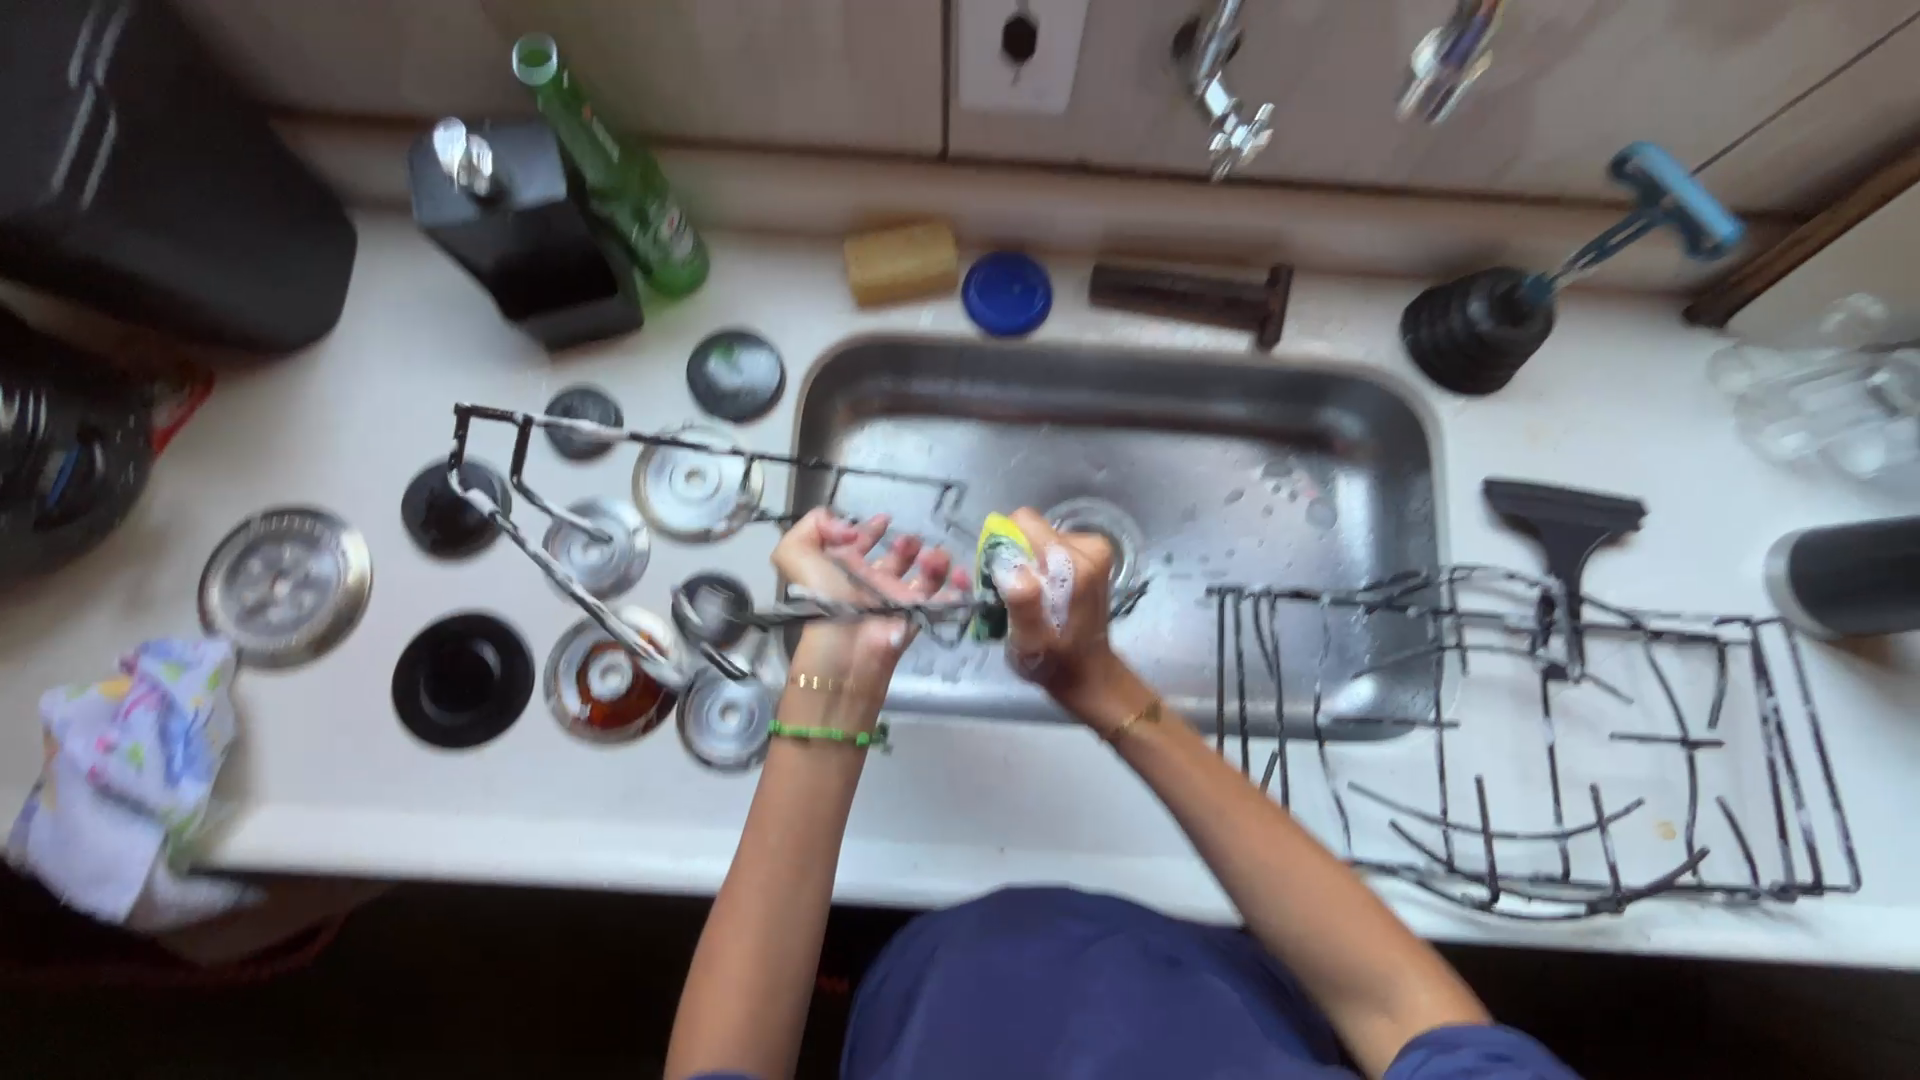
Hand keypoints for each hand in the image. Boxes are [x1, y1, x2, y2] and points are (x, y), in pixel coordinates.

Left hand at [773, 509, 968, 679]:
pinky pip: (944, 599)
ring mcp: (896, 598)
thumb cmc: (821, 597)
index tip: (884, 520)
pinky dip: (957, 587)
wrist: (843, 644)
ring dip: (933, 560)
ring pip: (924, 574)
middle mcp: (871, 582)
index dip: (871, 529)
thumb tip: (850, 527)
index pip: (862, 543)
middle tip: (909, 542)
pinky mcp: (917, 614)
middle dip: (907, 544)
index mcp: (844, 567)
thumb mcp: (795, 553)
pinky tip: (958, 575)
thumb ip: (813, 524)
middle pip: (897, 557)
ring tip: (932, 557)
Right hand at [992, 508, 1141, 717]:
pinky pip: (1051, 546)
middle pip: (1032, 529)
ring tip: (1030, 596)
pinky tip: (1043, 592)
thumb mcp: (1028, 640)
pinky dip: (1040, 565)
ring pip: (1040, 537)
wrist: (1087, 672)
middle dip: (1015, 556)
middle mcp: (1090, 547)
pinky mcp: (1094, 555)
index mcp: (1074, 563)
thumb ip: (1022, 602)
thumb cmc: (1052, 659)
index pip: (1023, 523)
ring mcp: (1095, 549)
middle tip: (1014, 593)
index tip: (1002, 580)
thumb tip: (1011, 568)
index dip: (1004, 547)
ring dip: (1027, 562)